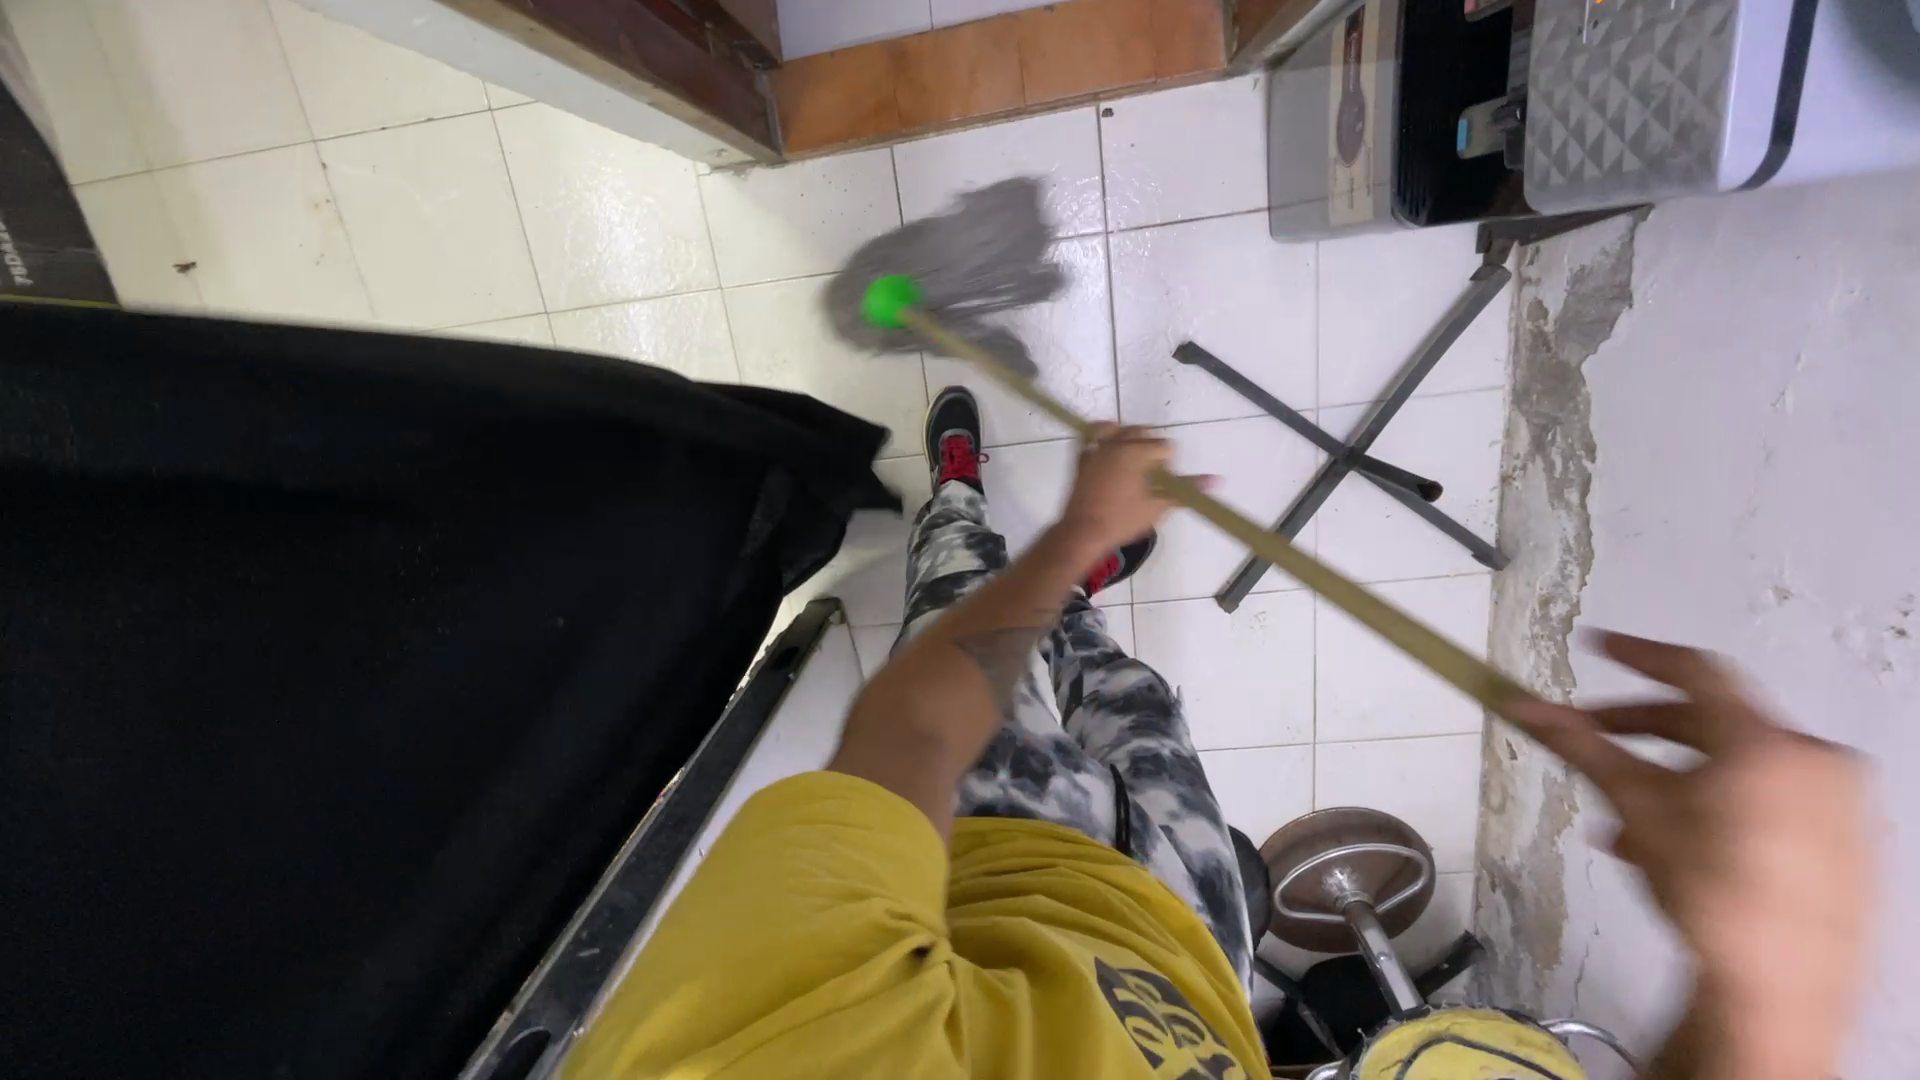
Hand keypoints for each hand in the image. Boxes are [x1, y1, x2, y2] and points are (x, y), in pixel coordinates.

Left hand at [1057, 425, 1177, 558]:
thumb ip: (1186, 490)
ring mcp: (1096, 448)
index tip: (1163, 481)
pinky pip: (1092, 436)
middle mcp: (1116, 443)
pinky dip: (1103, 437)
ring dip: (1129, 437)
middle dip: (1152, 446)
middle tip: (1153, 469)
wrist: (1082, 532)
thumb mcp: (1158, 507)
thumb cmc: (1122, 521)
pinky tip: (1109, 448)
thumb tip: (1217, 480)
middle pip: (1142, 431)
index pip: (1164, 446)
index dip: (1169, 463)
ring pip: (1118, 429)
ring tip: (1134, 457)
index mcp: (1136, 451)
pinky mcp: (1081, 457)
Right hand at [1503, 633, 1875, 1079]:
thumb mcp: (1632, 803)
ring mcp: (1838, 805)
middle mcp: (1814, 763)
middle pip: (1710, 722)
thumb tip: (1521, 705)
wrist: (1783, 988)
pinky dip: (1705, 802)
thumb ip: (1577, 744)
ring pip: (1730, 765)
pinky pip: (1759, 798)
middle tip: (1591, 735)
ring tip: (1621, 811)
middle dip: (1639, 729)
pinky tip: (1662, 839)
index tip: (1601, 645)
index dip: (1640, 653)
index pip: (1697, 672)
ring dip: (1667, 774)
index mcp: (1767, 745)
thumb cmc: (1709, 887)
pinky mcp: (1843, 842)